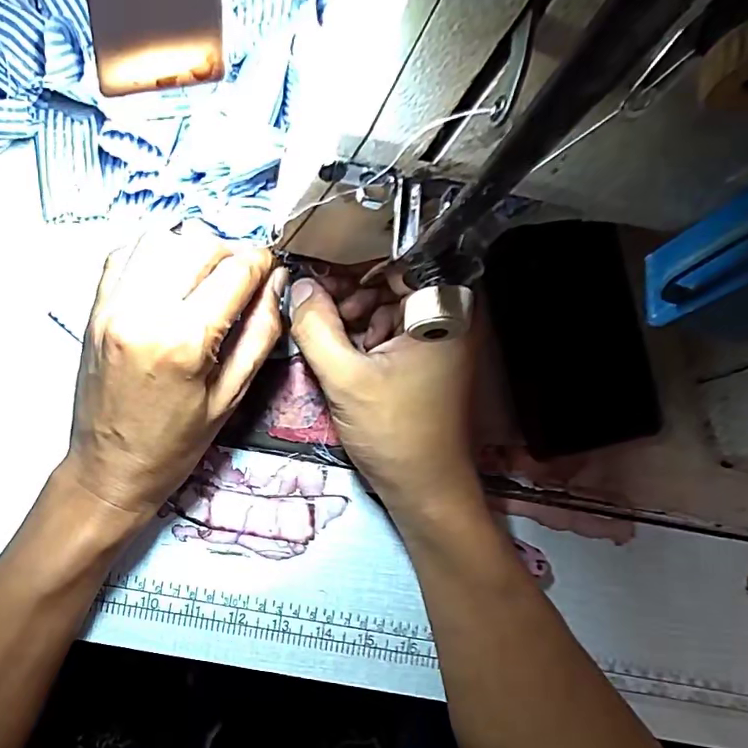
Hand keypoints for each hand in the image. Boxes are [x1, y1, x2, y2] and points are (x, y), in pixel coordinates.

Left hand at [62, 232, 285, 520]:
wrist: (109, 469)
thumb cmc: (173, 446)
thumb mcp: (230, 398)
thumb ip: (260, 335)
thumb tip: (278, 285)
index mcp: (184, 341)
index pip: (235, 270)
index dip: (263, 263)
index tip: (273, 271)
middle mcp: (143, 311)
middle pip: (199, 241)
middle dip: (230, 252)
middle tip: (242, 279)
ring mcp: (112, 305)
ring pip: (162, 236)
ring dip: (193, 247)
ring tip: (206, 278)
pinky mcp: (95, 307)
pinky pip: (127, 251)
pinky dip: (156, 253)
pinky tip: (171, 279)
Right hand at [287, 276, 479, 509]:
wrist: (426, 488)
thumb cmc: (394, 434)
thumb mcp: (345, 379)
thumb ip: (315, 328)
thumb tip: (296, 286)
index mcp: (444, 310)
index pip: (396, 258)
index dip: (352, 261)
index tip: (314, 271)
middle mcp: (451, 315)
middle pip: (393, 280)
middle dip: (350, 291)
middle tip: (315, 308)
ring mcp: (441, 338)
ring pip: (389, 306)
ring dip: (354, 316)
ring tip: (326, 335)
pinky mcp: (429, 360)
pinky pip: (393, 331)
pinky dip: (366, 336)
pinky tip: (344, 353)